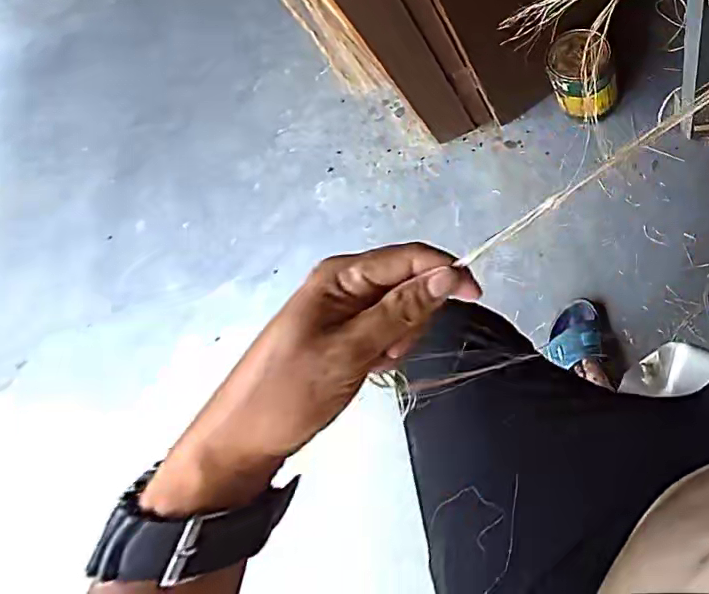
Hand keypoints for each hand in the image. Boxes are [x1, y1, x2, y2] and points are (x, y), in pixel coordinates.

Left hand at [140, 244, 480, 516]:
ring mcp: (344, 306)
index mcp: (340, 275)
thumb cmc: (285, 396)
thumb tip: (449, 275)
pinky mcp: (346, 329)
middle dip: (417, 312)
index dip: (447, 271)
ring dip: (404, 333)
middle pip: (411, 278)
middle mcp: (344, 282)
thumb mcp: (350, 351)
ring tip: (376, 362)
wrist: (233, 451)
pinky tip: (371, 365)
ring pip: (405, 304)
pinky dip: (391, 344)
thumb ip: (403, 309)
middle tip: (394, 348)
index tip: (475, 296)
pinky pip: (390, 324)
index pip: (411, 257)